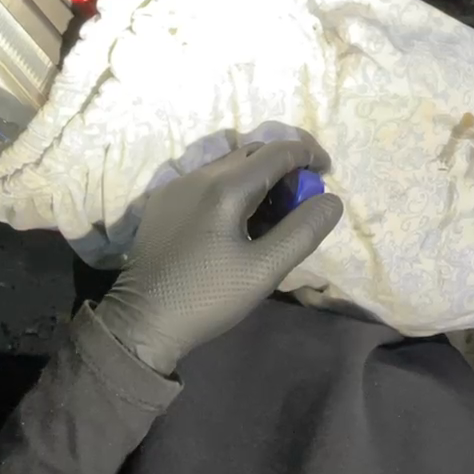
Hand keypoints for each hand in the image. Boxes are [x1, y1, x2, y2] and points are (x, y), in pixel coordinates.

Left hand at [95, 139, 343, 374]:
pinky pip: (208, 179)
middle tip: (301, 198)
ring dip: (258, 176)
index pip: (278, 151)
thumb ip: (302, 231)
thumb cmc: (207, 297)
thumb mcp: (264, 270)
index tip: (327, 172)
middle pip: (253, 152)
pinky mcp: (163, 200)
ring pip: (229, 164)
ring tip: (272, 213)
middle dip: (284, 166)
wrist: (141, 322)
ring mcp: (177, 184)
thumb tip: (331, 200)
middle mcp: (200, 173)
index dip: (308, 154)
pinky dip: (233, 186)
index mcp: (226, 187)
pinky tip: (237, 221)